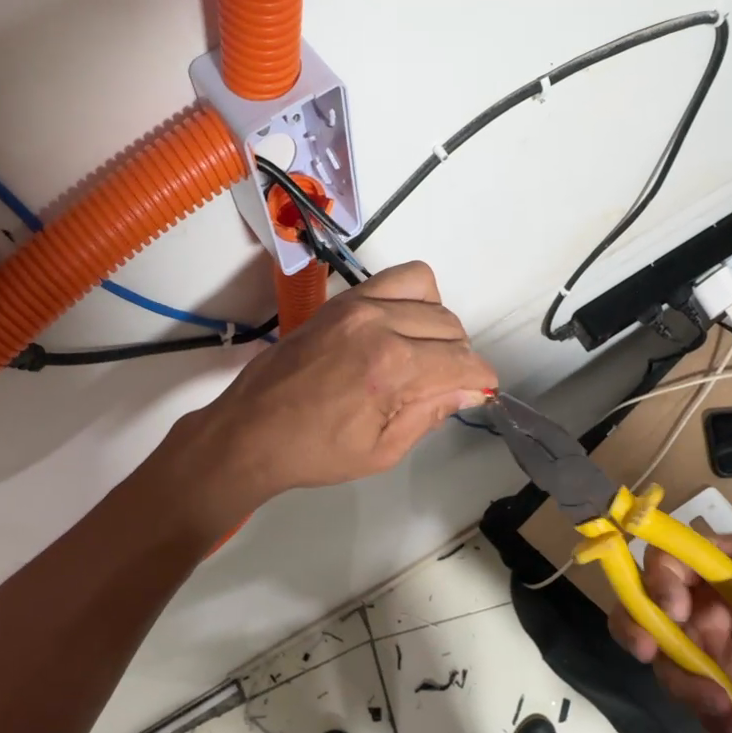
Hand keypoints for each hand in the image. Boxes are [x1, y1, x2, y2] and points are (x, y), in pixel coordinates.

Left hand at [179, 262, 495, 505]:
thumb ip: (430, 413)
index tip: (480, 392)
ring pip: (429, 293)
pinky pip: (395, 278)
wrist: (251, 432)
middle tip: (444, 386)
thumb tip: (471, 390)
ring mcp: (356, 305)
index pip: (463, 361)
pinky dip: (412, 298)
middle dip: (459, 357)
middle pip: (450, 326)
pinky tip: (401, 328)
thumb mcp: (382, 450)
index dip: (480, 380)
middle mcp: (380, 324)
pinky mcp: (339, 300)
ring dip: (438, 324)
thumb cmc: (316, 453)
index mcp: (393, 368)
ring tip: (424, 353)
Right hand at [608, 534, 731, 732]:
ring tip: (725, 707)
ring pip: (668, 656)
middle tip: (650, 653)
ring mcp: (719, 643)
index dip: (662, 578)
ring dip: (686, 683)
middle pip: (654, 605)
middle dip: (644, 630)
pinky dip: (706, 712)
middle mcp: (718, 600)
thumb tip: (727, 654)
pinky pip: (693, 693)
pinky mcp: (727, 682)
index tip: (675, 610)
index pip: (678, 557)